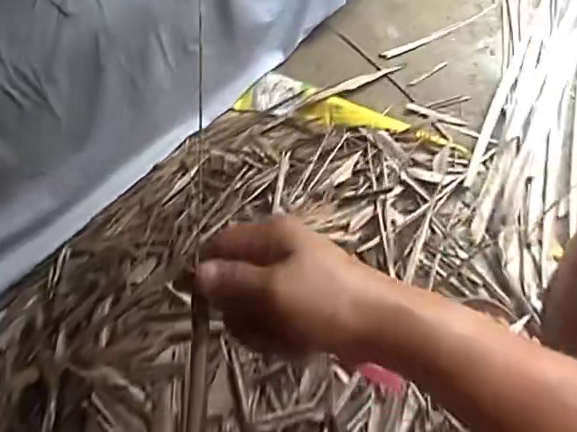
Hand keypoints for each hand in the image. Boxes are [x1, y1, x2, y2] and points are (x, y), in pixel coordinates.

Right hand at [193, 215, 400, 362]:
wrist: (378, 322)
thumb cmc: (325, 300)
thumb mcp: (273, 291)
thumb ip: (233, 281)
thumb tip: (197, 272)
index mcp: (272, 233)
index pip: (222, 243)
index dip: (209, 273)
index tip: (205, 306)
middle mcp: (280, 249)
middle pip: (235, 281)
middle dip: (242, 312)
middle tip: (261, 325)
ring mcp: (293, 276)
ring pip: (254, 308)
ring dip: (263, 330)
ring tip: (286, 336)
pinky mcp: (304, 301)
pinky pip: (276, 321)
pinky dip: (283, 337)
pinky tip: (300, 343)